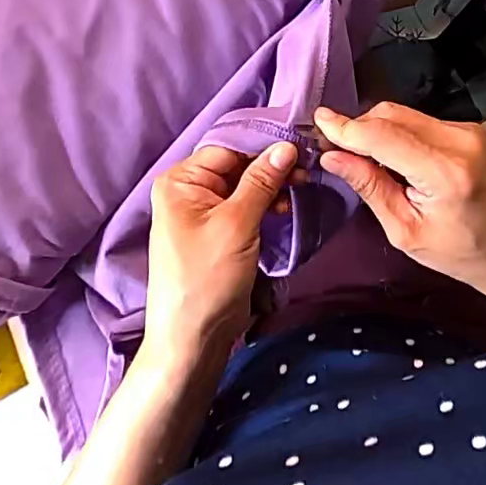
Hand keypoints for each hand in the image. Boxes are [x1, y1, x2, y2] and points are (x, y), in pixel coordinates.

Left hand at [142, 142, 297, 366]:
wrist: (192, 338)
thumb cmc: (207, 278)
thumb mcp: (236, 225)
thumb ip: (261, 182)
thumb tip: (285, 147)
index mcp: (180, 181)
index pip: (227, 148)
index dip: (262, 146)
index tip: (299, 147)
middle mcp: (187, 190)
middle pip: (235, 164)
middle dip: (269, 167)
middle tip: (305, 172)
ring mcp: (201, 211)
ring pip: (242, 185)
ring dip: (270, 186)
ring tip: (297, 191)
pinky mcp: (216, 231)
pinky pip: (242, 206)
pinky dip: (263, 204)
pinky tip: (282, 209)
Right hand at [314, 103, 485, 298]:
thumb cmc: (462, 251)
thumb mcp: (404, 230)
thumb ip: (368, 186)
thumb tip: (333, 157)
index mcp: (447, 173)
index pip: (382, 136)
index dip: (345, 128)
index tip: (319, 122)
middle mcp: (461, 143)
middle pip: (389, 116)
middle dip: (356, 129)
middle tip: (333, 148)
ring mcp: (467, 131)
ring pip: (400, 113)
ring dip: (373, 130)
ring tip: (361, 157)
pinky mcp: (466, 128)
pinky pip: (415, 120)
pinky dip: (393, 133)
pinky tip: (389, 158)